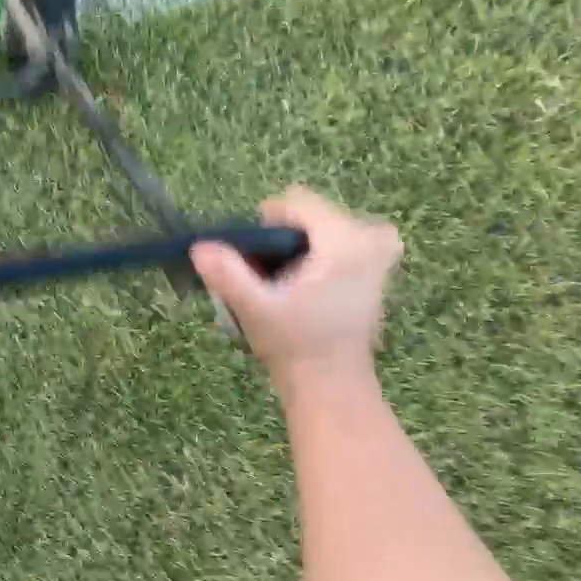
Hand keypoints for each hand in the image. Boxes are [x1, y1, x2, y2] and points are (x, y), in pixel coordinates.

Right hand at [191, 187, 402, 392]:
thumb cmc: (293, 343)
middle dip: (279, 241)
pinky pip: (335, 242)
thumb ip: (226, 273)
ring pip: (319, 230)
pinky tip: (301, 290)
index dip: (263, 225)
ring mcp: (381, 248)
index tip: (248, 259)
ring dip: (294, 251)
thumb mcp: (253, 308)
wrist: (330, 378)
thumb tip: (198, 245)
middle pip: (308, 217)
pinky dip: (312, 259)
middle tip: (264, 280)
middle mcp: (373, 234)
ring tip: (282, 287)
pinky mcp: (379, 262)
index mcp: (347, 239)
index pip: (297, 202)